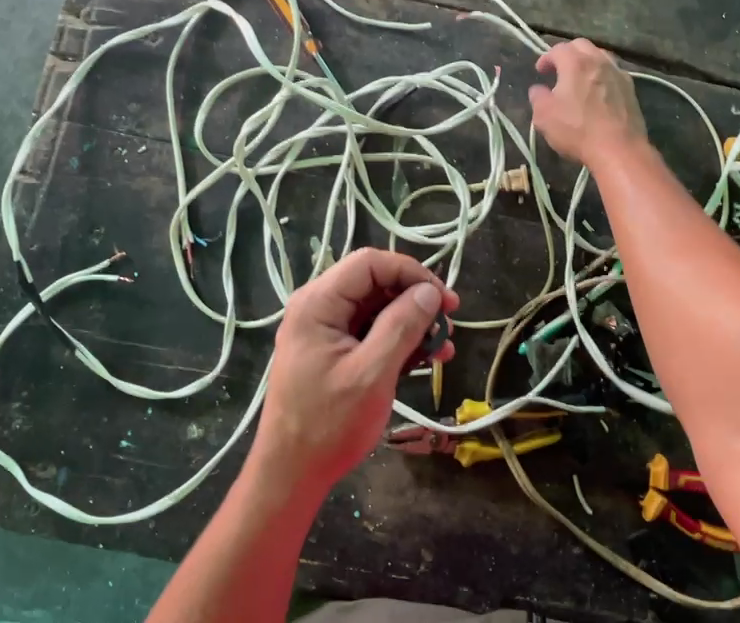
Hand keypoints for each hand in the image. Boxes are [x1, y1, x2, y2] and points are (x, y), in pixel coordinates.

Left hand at [256, 248, 458, 489]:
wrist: (291, 476)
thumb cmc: (328, 424)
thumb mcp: (372, 373)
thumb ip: (401, 326)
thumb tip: (430, 291)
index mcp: (318, 303)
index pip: (370, 263)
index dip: (411, 273)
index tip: (444, 300)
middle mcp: (318, 308)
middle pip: (374, 283)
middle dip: (415, 298)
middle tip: (449, 322)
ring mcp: (324, 331)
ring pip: (377, 308)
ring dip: (412, 322)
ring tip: (444, 347)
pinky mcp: (333, 353)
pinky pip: (371, 333)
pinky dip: (399, 341)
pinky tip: (427, 358)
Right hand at [529, 38, 649, 168]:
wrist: (619, 148)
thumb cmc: (577, 129)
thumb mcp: (544, 116)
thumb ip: (537, 97)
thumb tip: (538, 89)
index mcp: (575, 63)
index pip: (558, 49)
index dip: (546, 58)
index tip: (540, 71)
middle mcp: (599, 61)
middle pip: (581, 46)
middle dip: (568, 53)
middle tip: (559, 69)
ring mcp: (618, 74)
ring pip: (601, 56)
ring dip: (587, 62)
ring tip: (579, 78)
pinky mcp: (631, 89)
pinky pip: (614, 73)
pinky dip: (602, 75)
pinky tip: (599, 90)